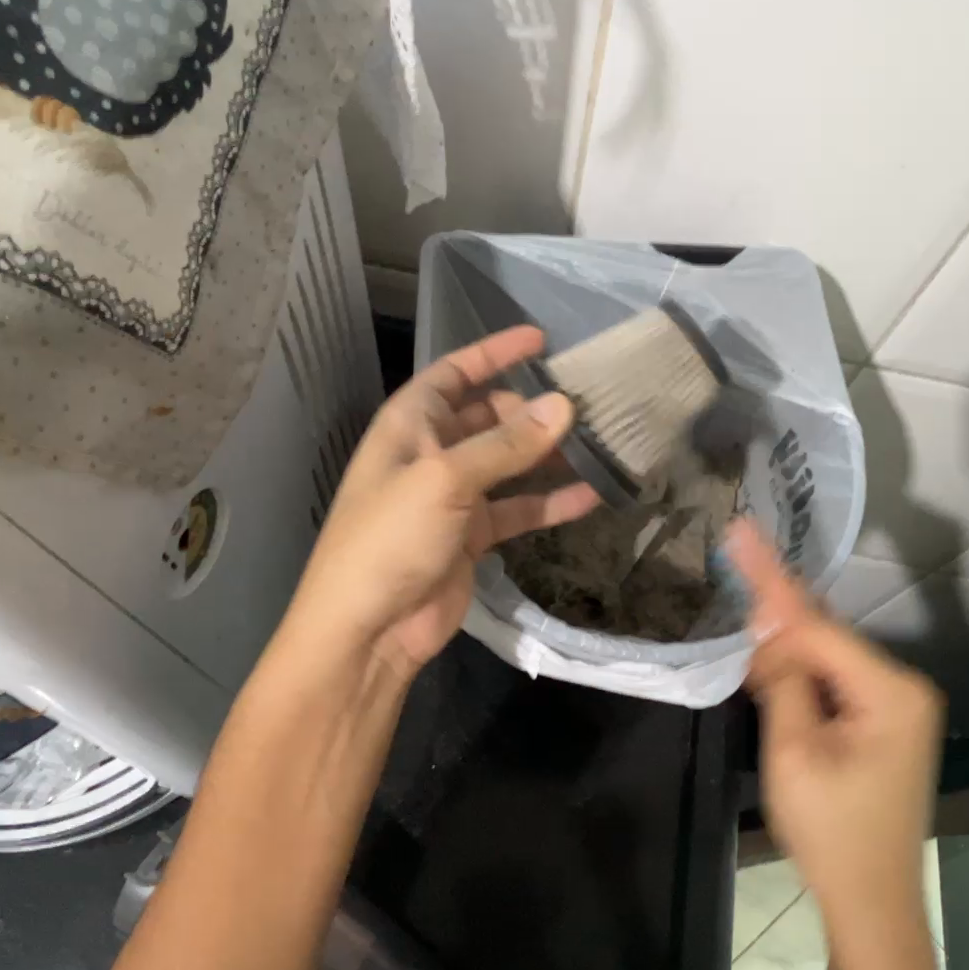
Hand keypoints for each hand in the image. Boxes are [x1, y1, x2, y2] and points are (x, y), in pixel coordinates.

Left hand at [283, 326, 600, 679]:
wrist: (367, 630)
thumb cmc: (390, 539)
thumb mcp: (446, 480)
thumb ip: (506, 444)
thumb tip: (564, 405)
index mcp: (410, 425)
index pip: (455, 373)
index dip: (494, 352)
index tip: (541, 340)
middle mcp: (432, 453)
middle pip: (489, 417)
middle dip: (532, 408)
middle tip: (588, 403)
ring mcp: (453, 497)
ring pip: (509, 464)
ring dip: (548, 455)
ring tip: (600, 443)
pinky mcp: (472, 537)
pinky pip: (517, 509)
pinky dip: (549, 503)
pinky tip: (591, 497)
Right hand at [725, 520, 944, 906]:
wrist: (870, 903)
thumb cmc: (830, 832)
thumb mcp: (794, 751)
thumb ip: (783, 677)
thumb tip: (767, 623)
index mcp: (889, 691)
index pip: (817, 626)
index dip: (770, 584)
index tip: (740, 532)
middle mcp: (902, 687)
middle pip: (824, 635)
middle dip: (775, 623)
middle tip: (732, 595)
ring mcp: (896, 705)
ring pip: (826, 656)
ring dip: (784, 653)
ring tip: (748, 653)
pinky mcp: (883, 721)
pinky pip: (833, 679)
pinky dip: (800, 674)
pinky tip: (772, 672)